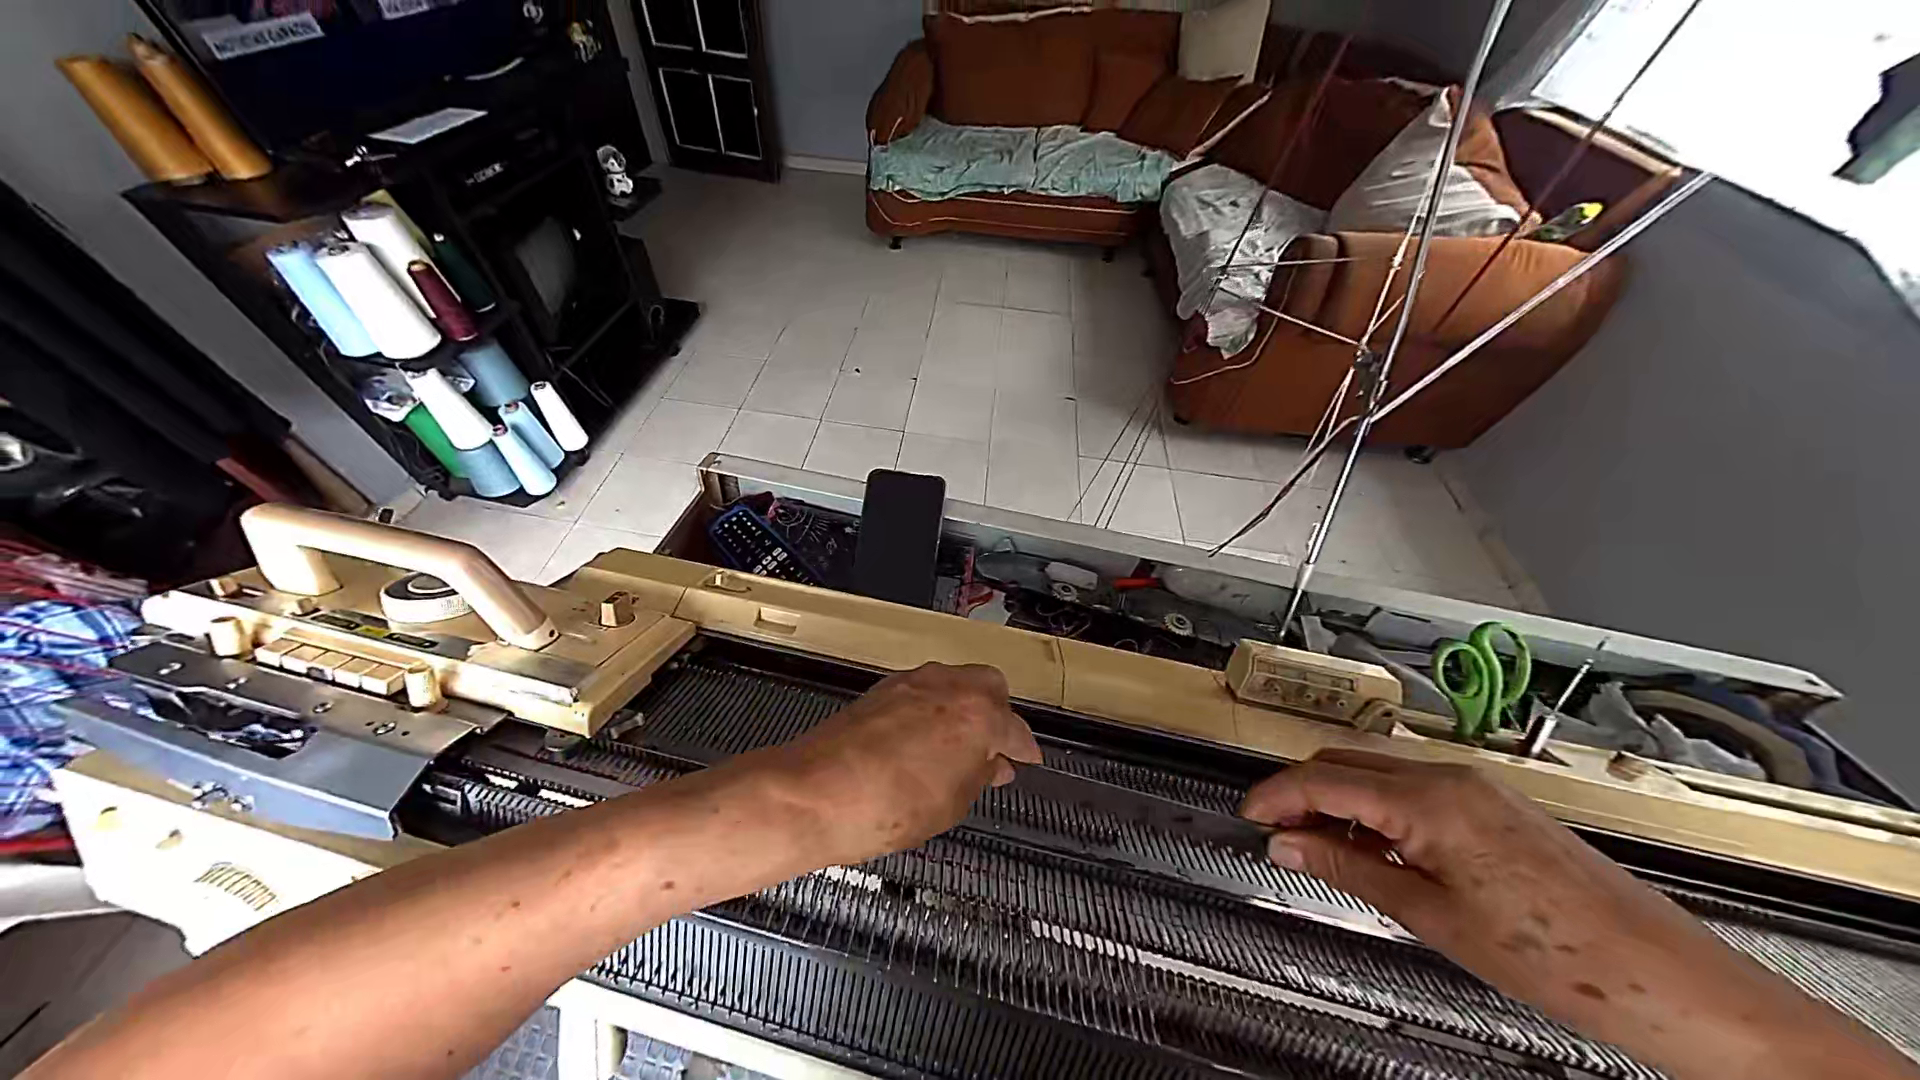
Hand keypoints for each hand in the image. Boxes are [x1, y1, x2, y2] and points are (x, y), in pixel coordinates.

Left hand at [757, 662, 1040, 865]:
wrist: (816, 792)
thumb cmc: (886, 805)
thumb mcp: (953, 803)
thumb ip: (982, 776)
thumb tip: (993, 765)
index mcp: (979, 714)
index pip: (1016, 729)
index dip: (1025, 749)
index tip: (1027, 758)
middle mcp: (950, 686)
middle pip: (991, 687)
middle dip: (998, 715)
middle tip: (995, 749)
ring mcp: (915, 682)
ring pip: (956, 682)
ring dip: (965, 708)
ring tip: (958, 748)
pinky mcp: (885, 688)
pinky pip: (925, 690)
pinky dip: (935, 708)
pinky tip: (926, 739)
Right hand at [1240, 749, 1918, 1079]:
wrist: (1677, 983)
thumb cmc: (1562, 958)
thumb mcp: (1431, 915)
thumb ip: (1347, 867)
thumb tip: (1286, 844)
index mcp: (1430, 801)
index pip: (1323, 779)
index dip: (1275, 795)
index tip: (1247, 815)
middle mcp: (1449, 776)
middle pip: (1344, 763)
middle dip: (1300, 792)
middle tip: (1276, 833)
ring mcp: (1474, 784)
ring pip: (1375, 772)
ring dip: (1336, 799)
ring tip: (1319, 845)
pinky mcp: (1493, 800)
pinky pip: (1411, 787)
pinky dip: (1376, 807)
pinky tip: (1373, 846)